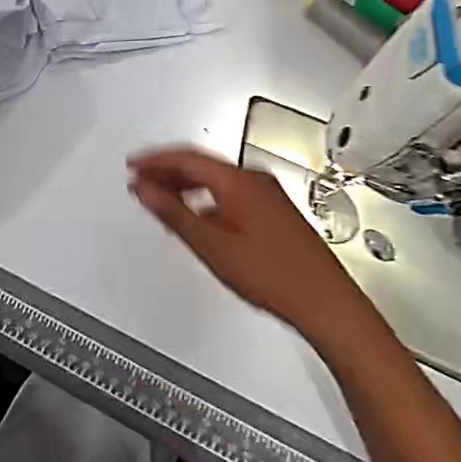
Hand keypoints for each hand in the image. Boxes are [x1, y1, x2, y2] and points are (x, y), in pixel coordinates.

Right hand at [129, 148, 365, 328]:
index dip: (155, 159)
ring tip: (161, 196)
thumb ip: (172, 213)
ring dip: (185, 184)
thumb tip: (145, 190)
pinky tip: (196, 214)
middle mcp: (256, 181)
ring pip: (216, 179)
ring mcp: (268, 195)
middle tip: (142, 178)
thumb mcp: (210, 245)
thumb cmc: (278, 276)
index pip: (186, 157)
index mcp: (239, 181)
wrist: (326, 304)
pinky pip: (230, 192)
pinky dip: (205, 196)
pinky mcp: (274, 211)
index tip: (134, 164)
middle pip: (201, 165)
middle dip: (167, 171)